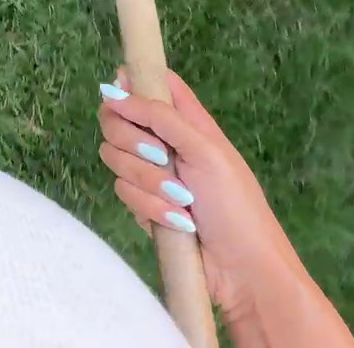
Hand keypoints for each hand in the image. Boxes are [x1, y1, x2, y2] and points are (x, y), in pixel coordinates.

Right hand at [97, 69, 304, 323]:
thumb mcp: (205, 151)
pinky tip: (175, 220)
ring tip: (181, 199)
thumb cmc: (236, 206)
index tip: (125, 99)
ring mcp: (149, 170)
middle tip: (161, 157)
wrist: (243, 271)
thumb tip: (110, 88)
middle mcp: (161, 139)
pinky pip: (120, 187)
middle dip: (132, 140)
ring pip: (112, 153)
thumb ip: (158, 115)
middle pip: (115, 116)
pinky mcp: (140, 198)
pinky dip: (147, 204)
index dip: (130, 82)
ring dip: (146, 180)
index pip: (150, 82)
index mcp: (184, 120)